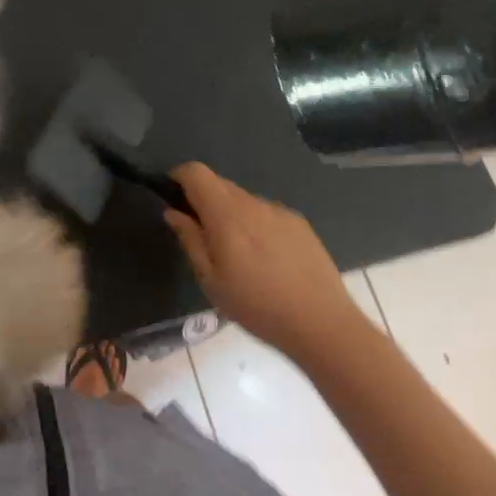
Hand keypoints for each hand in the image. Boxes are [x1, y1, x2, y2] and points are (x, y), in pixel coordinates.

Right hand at [165, 163, 363, 357]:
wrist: (322, 324)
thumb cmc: (257, 306)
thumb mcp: (211, 280)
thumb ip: (190, 239)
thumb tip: (173, 212)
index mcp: (226, 214)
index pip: (196, 172)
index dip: (179, 177)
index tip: (174, 200)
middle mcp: (253, 203)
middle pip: (219, 184)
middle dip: (204, 200)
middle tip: (203, 236)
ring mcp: (279, 211)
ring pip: (244, 200)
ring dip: (231, 214)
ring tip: (239, 255)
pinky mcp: (300, 224)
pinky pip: (266, 213)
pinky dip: (256, 225)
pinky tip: (267, 260)